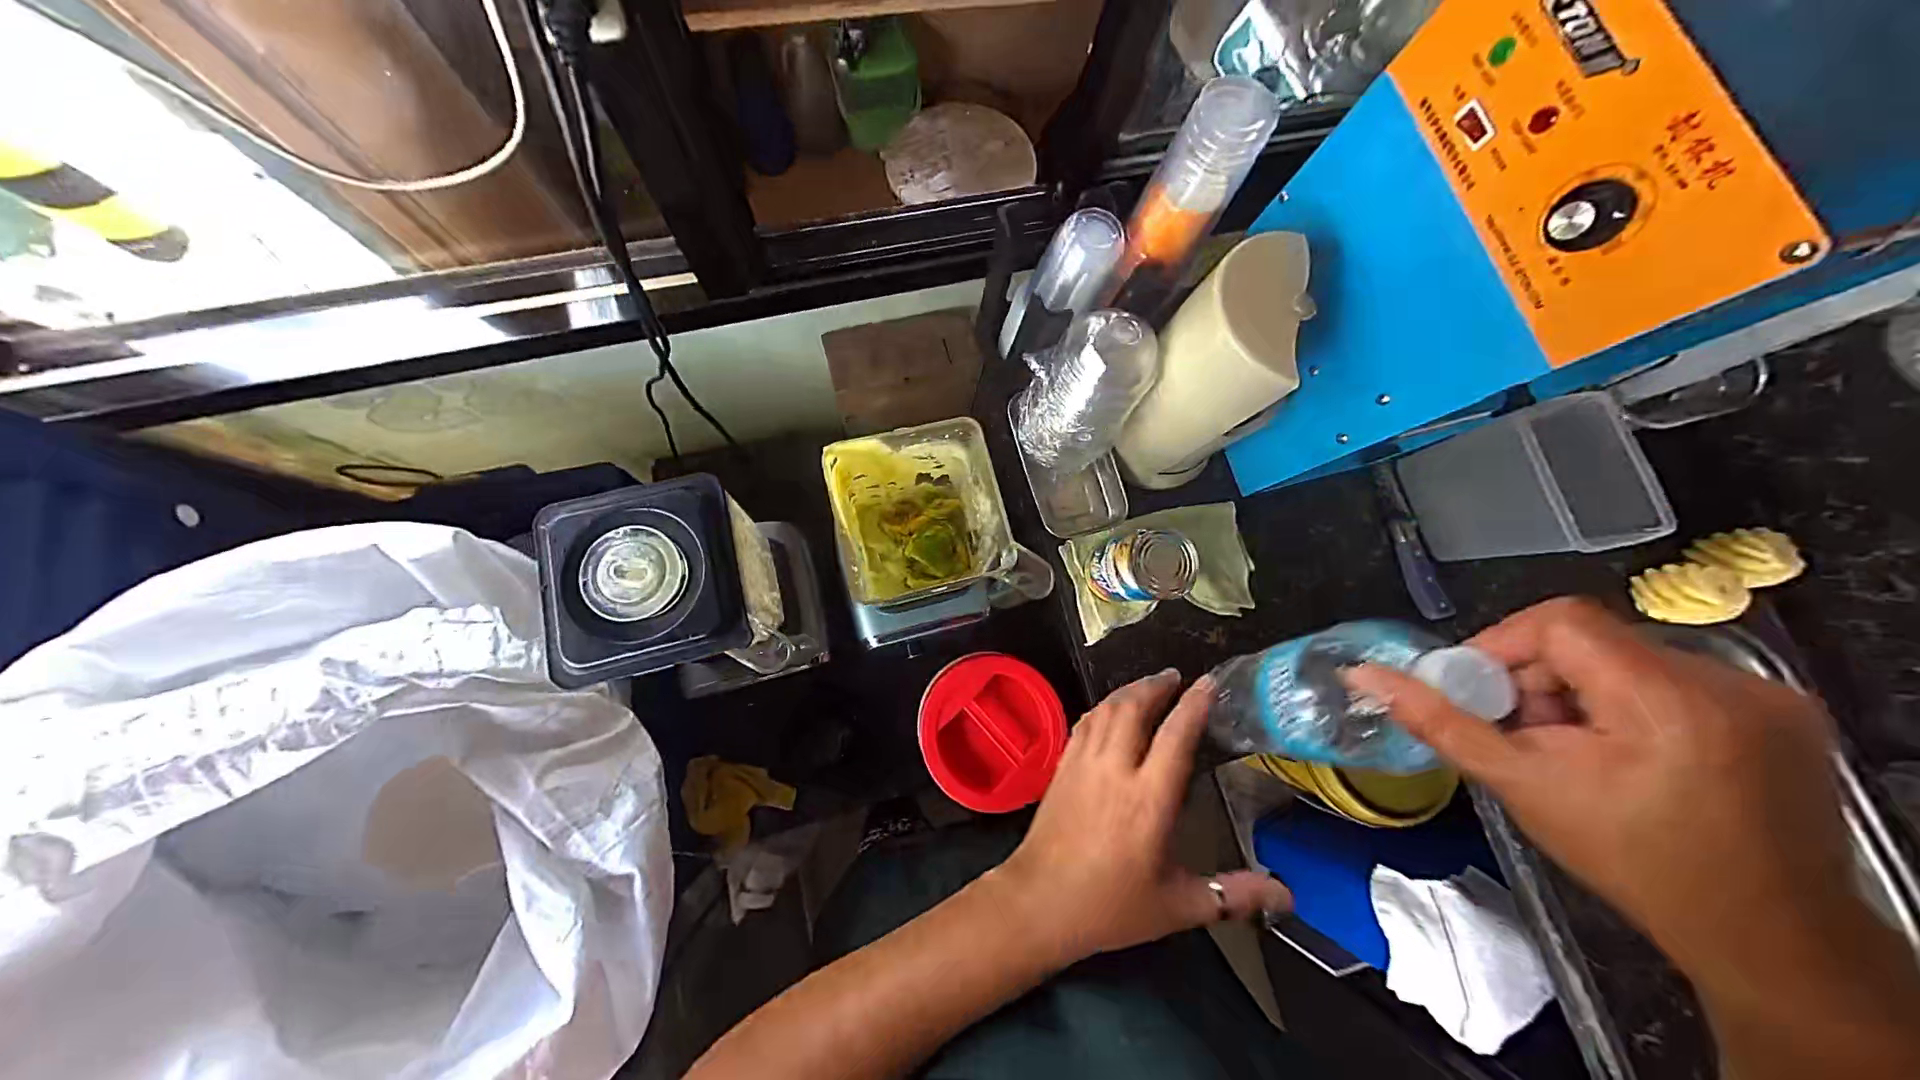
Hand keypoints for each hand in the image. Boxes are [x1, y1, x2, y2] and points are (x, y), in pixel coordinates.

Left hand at [986, 669, 1291, 965]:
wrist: (1039, 901)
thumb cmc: (1110, 906)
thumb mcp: (1178, 906)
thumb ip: (1232, 894)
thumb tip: (1286, 896)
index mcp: (1149, 798)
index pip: (1175, 735)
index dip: (1194, 704)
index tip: (1208, 683)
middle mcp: (1115, 769)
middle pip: (1134, 708)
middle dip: (1156, 685)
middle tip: (1176, 676)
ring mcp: (1083, 763)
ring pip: (1106, 710)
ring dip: (1129, 690)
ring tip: (1148, 685)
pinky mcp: (1061, 767)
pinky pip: (1084, 723)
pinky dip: (1102, 707)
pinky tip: (1110, 710)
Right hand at [1344, 598, 1851, 973]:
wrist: (1767, 939)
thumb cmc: (1633, 862)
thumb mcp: (1520, 786)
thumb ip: (1439, 721)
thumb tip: (1365, 675)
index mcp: (1666, 699)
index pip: (1559, 621)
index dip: (1502, 646)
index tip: (1478, 692)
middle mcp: (1726, 683)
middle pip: (1589, 640)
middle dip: (1536, 678)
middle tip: (1520, 732)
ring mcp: (1762, 697)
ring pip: (1624, 657)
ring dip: (1578, 692)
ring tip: (1569, 748)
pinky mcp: (1778, 713)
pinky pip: (1669, 677)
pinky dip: (1624, 703)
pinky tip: (1619, 752)